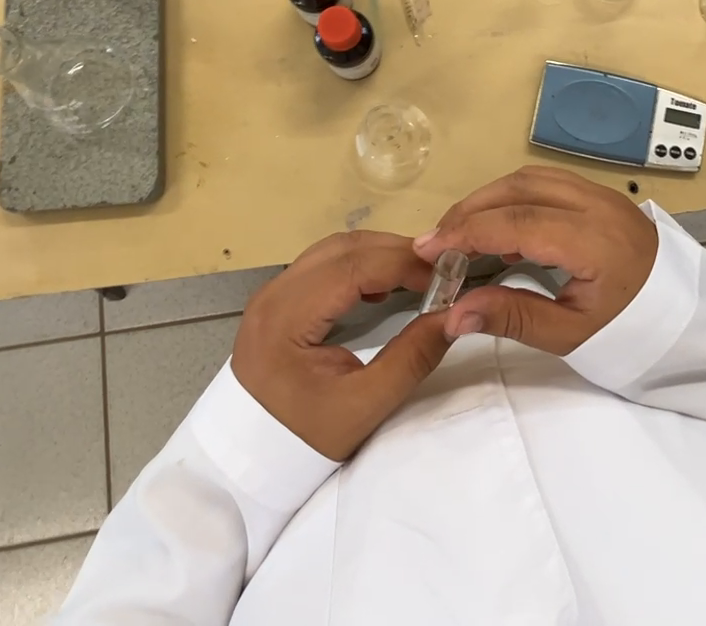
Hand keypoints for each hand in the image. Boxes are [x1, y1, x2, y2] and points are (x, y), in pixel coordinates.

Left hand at [231, 230, 453, 460]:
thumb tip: (455, 316)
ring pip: (334, 250)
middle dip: (396, 252)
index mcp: (287, 317)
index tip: (446, 275)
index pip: (353, 266)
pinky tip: (383, 287)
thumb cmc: (305, 437)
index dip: (403, 262)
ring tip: (418, 275)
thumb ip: (412, 356)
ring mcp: (273, 293)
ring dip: (379, 255)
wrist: (250, 458)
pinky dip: (360, 265)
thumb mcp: (366, 405)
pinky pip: (324, 264)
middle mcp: (274, 294)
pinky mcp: (279, 300)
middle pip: (344, 248)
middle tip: (439, 270)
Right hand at [413, 166, 658, 354]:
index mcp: (593, 240)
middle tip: (437, 242)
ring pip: (532, 178)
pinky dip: (514, 195)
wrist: (692, 321)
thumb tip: (453, 313)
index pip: (516, 222)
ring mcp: (603, 195)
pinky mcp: (604, 197)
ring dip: (490, 198)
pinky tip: (498, 222)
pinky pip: (549, 182)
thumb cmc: (635, 334)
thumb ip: (513, 316)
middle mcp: (597, 205)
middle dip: (471, 210)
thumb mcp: (574, 335)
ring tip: (461, 232)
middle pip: (519, 188)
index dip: (465, 232)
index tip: (427, 249)